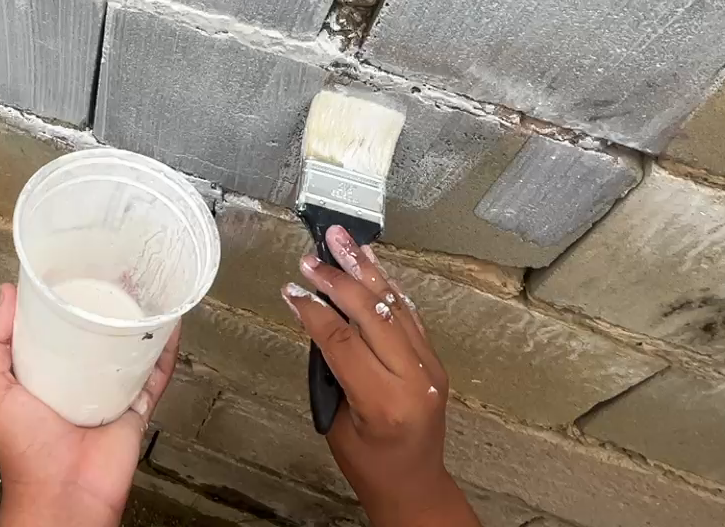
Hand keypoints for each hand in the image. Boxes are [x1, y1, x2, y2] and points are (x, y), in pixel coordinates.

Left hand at [0, 283, 180, 526]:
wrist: (64, 496)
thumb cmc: (25, 453)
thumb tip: (6, 293)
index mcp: (44, 373)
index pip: (52, 327)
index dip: (59, 299)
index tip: (66, 270)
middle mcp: (78, 379)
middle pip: (94, 333)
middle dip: (101, 304)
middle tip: (110, 272)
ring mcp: (109, 391)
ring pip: (128, 348)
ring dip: (137, 322)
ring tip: (143, 289)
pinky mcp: (136, 406)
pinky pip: (155, 374)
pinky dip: (165, 350)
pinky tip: (170, 326)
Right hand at [282, 226, 479, 526]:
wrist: (415, 485)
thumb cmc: (369, 463)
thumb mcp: (335, 418)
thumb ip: (330, 366)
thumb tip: (316, 313)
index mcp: (384, 403)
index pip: (341, 340)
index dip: (313, 309)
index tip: (291, 289)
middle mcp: (413, 380)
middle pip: (371, 313)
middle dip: (337, 279)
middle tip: (311, 257)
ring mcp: (429, 367)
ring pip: (394, 304)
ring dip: (364, 268)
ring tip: (342, 240)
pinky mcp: (434, 358)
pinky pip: (408, 312)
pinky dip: (386, 284)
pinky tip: (369, 262)